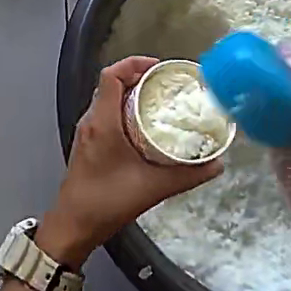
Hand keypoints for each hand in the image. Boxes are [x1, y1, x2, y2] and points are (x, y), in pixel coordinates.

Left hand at [38, 56, 221, 267]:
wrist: (74, 226)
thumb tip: (216, 164)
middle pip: (111, 84)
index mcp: (102, 122)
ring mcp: (87, 132)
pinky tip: (144, 126)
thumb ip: (187, 175)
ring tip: (159, 101)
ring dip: (131, 94)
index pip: (111, 75)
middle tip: (165, 84)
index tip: (159, 68)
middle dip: (139, 77)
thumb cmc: (105, 203)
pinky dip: (124, 110)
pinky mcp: (88, 143)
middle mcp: (91, 121)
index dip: (134, 64)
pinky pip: (106, 114)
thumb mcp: (153, 188)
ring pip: (107, 99)